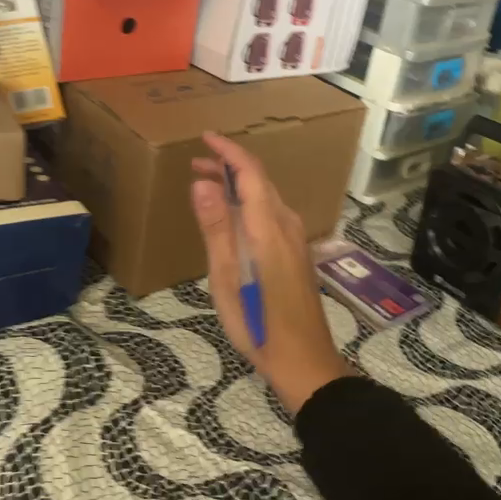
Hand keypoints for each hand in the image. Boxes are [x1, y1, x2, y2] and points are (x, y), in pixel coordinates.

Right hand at [190, 131, 354, 413]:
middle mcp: (287, 227)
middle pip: (261, 182)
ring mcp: (295, 241)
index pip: (250, 174)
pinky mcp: (296, 255)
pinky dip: (249, 203)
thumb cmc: (259, 324)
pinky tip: (233, 218)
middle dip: (229, 166)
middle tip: (195, 163)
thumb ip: (216, 230)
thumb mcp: (226, 280)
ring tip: (208, 186)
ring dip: (239, 185)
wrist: (305, 362)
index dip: (228, 151)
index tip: (205, 137)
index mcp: (268, 229)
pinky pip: (272, 214)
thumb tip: (202, 184)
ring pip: (267, 198)